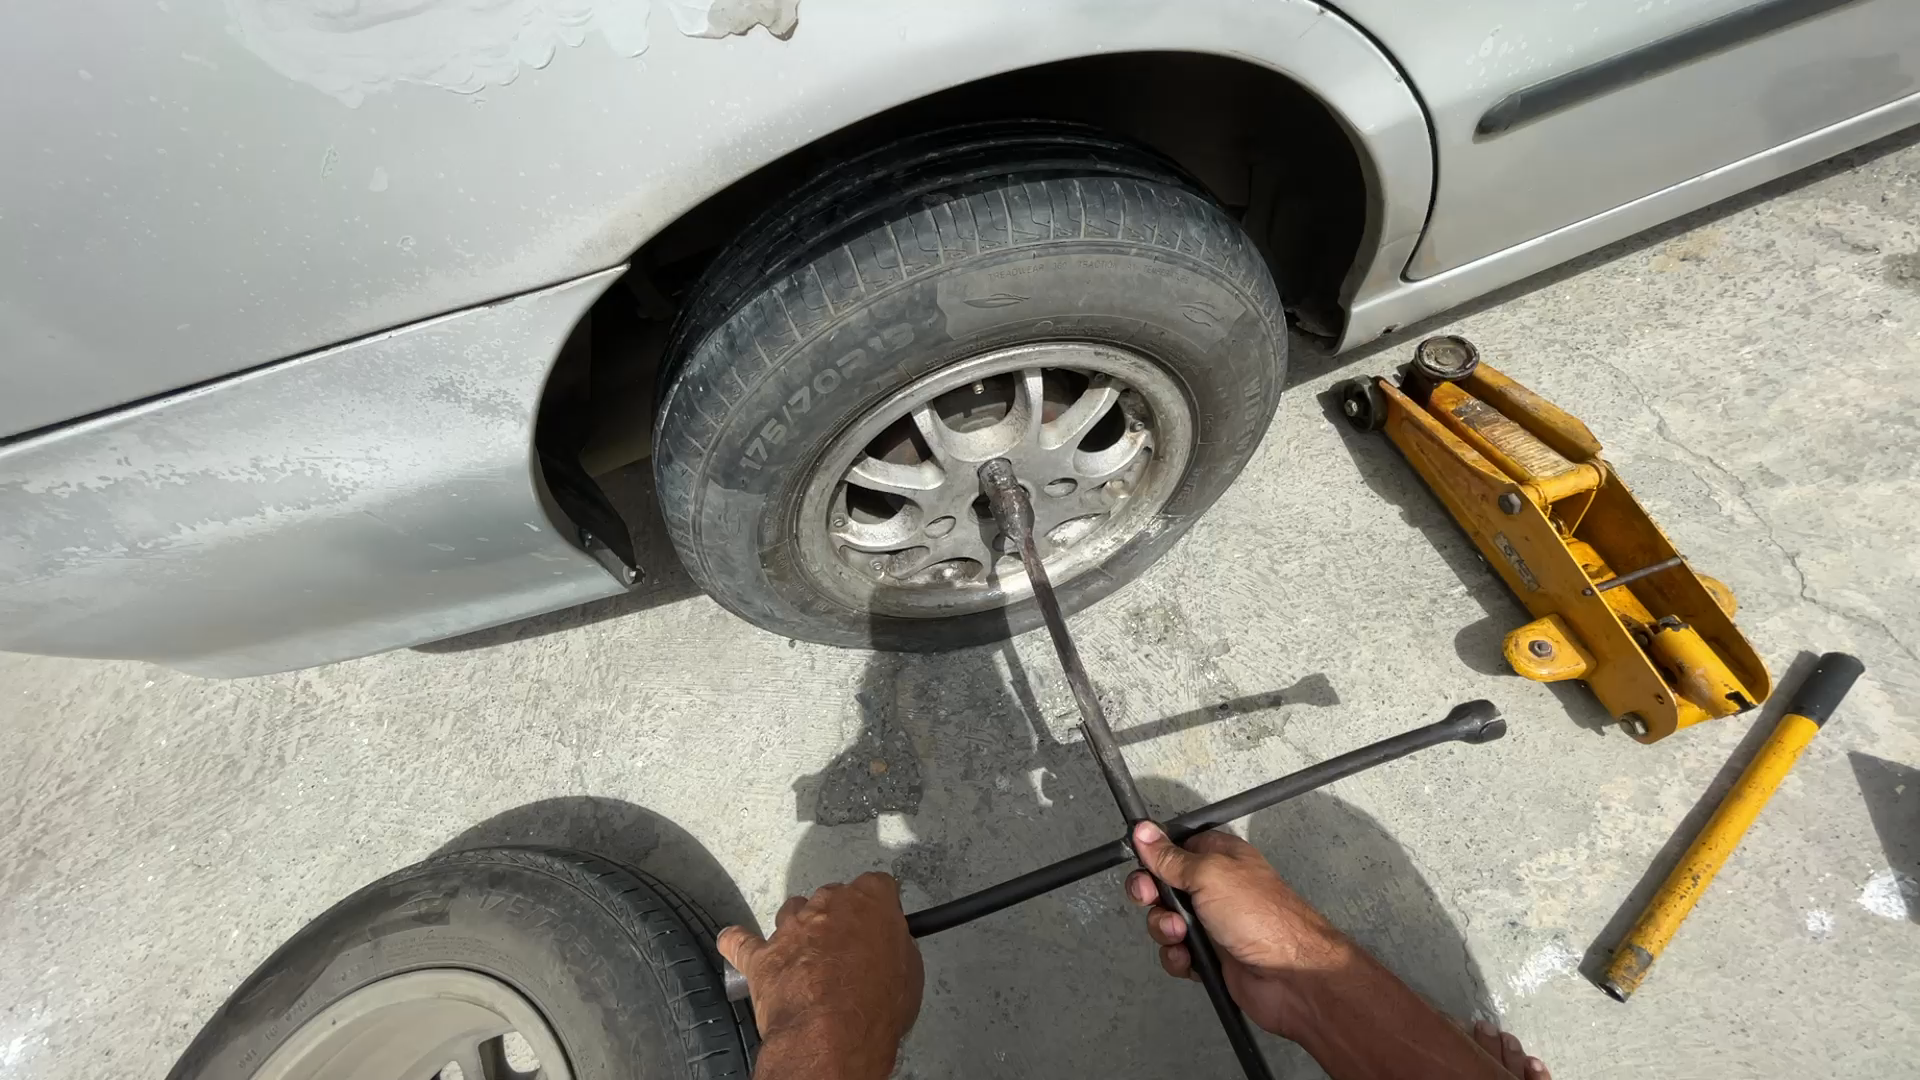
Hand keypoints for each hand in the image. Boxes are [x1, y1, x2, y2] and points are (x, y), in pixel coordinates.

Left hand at [717, 872, 923, 1079]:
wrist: (832, 1036)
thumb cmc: (875, 1006)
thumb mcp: (910, 974)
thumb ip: (898, 946)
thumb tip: (890, 945)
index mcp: (870, 900)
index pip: (877, 885)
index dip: (879, 904)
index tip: (879, 920)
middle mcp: (829, 903)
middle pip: (832, 896)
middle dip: (838, 917)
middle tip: (846, 948)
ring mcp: (792, 927)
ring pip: (792, 911)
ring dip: (799, 927)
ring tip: (805, 952)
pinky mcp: (762, 956)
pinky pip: (742, 942)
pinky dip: (737, 941)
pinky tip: (732, 940)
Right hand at [1126, 822, 1549, 1079]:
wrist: (1306, 983)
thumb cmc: (1275, 923)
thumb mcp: (1216, 876)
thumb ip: (1174, 855)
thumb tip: (1142, 830)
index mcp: (1219, 853)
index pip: (1171, 843)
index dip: (1151, 857)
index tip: (1139, 868)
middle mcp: (1220, 882)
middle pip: (1165, 882)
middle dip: (1155, 898)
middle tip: (1161, 907)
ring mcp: (1220, 919)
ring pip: (1169, 918)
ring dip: (1167, 931)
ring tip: (1183, 938)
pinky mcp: (1221, 955)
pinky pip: (1180, 952)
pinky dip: (1180, 958)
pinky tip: (1193, 961)